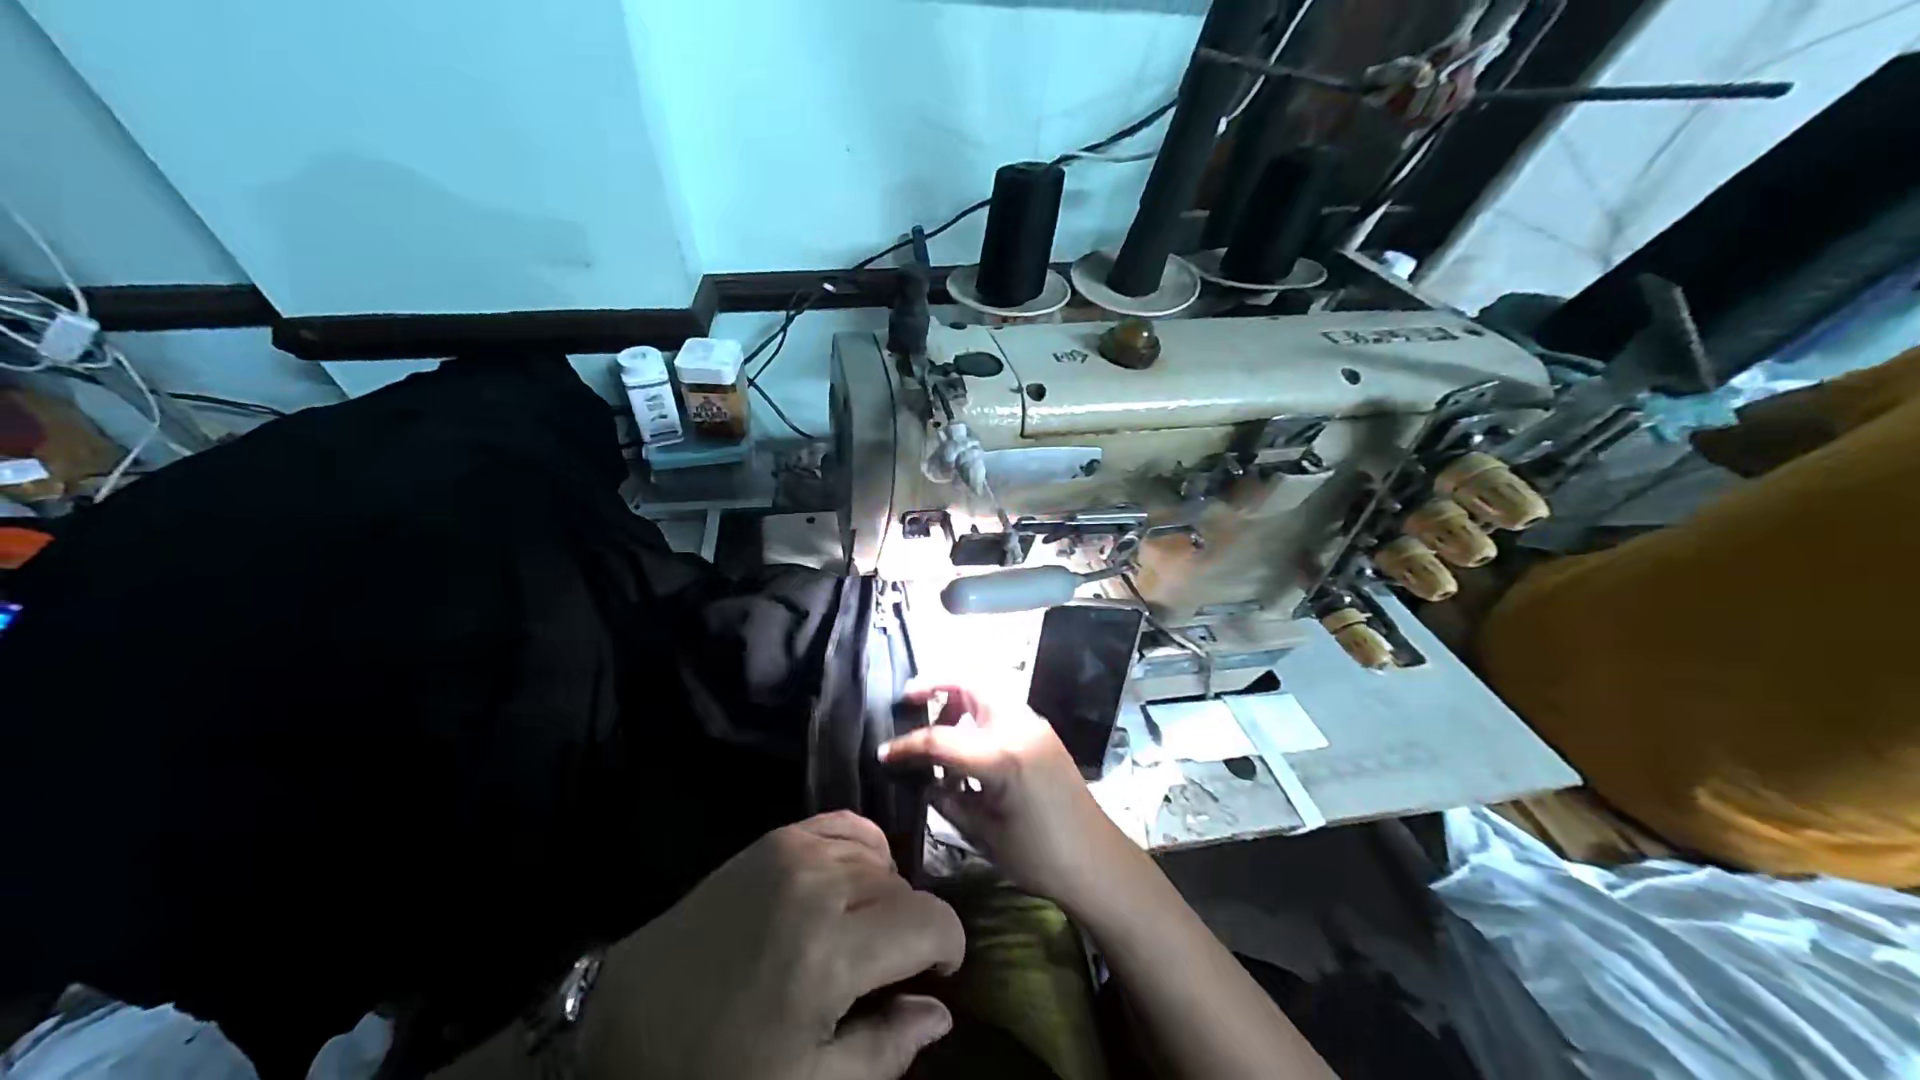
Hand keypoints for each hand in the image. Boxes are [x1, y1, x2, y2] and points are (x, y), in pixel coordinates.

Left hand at [580, 812, 964, 1079]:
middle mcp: (820, 884)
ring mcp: (794, 850)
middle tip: (884, 971)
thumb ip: (886, 1050)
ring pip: (879, 856)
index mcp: (832, 951)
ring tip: (858, 932)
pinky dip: (859, 853)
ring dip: (883, 893)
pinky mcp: (774, 838)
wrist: (627, 1023)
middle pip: (905, 888)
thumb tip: (940, 1011)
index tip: (935, 975)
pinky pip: (845, 827)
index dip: (948, 949)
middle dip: (910, 929)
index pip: (931, 921)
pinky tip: (842, 887)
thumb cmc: (719, 1066)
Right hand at [878, 683, 1140, 913]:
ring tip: (936, 723)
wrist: (1098, 863)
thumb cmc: (1039, 857)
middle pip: (971, 684)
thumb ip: (948, 799)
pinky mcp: (1043, 734)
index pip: (941, 738)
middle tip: (909, 698)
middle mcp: (1019, 728)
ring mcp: (1035, 727)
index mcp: (1002, 755)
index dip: (908, 745)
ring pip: (989, 691)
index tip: (884, 753)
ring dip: (959, 698)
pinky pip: (1002, 709)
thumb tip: (922, 779)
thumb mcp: (983, 833)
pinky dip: (978, 713)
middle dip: (937, 684)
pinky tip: (966, 743)